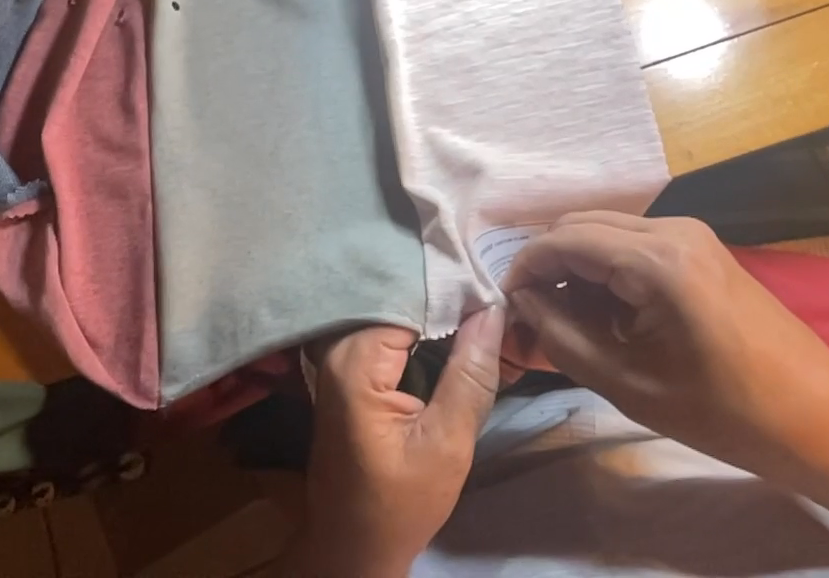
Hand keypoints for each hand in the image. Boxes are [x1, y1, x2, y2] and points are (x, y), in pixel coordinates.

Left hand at [284, 307, 505, 577]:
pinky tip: (450, 325)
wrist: (351, 544)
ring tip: (476, 300)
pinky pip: (385, 329)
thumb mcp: (447, 445)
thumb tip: (492, 310)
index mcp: (354, 360)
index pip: (407, 297)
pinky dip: (417, 327)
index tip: (490, 285)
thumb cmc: (398, 504)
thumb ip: (469, 375)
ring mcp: (336, 354)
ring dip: (432, 309)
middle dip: (442, 293)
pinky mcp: (345, 366)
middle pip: (395, 298)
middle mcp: (336, 345)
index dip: (451, 290)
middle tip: (488, 287)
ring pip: (392, 310)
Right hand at [503, 212, 828, 478]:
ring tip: (570, 320)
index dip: (525, 267)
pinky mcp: (699, 246)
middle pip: (579, 225)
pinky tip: (608, 313)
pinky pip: (630, 241)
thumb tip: (521, 301)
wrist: (820, 418)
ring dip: (576, 267)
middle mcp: (670, 229)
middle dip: (547, 265)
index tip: (507, 303)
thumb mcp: (628, 383)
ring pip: (602, 230)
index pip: (563, 240)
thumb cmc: (724, 411)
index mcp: (656, 260)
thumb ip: (560, 335)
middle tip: (532, 313)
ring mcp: (689, 233)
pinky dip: (605, 269)